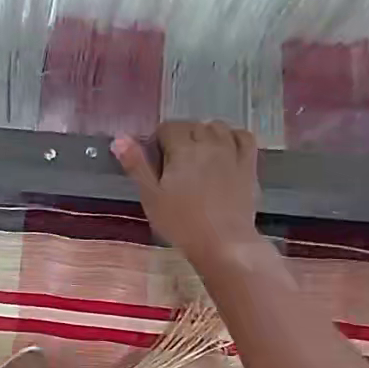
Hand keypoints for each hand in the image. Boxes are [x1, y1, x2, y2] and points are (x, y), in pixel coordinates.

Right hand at [112, 121, 262, 268]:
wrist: (222, 242)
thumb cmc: (180, 222)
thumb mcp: (150, 196)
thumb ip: (136, 165)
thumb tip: (120, 138)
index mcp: (183, 148)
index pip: (167, 128)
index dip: (157, 141)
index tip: (154, 160)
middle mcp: (209, 142)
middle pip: (191, 125)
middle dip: (179, 138)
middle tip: (171, 164)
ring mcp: (232, 151)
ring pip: (217, 127)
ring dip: (204, 134)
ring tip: (195, 156)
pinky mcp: (249, 164)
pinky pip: (243, 136)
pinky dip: (232, 136)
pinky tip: (225, 147)